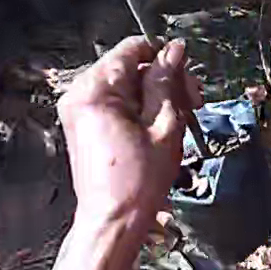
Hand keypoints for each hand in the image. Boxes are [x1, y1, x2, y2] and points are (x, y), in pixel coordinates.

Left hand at [51, 36, 200, 269]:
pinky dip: (140, 109)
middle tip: (191, 104)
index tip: (186, 78)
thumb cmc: (138, 181)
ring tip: (179, 122)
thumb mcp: (164, 125)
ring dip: (156, 96)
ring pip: (126, 85)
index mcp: (95, 90)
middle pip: (130, 66)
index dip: (165, 58)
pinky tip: (160, 129)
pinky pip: (116, 102)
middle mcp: (80, 93)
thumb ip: (167, 81)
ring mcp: (79, 109)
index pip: (133, 48)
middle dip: (164, 80)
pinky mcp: (84, 124)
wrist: (114, 221)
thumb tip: (175, 50)